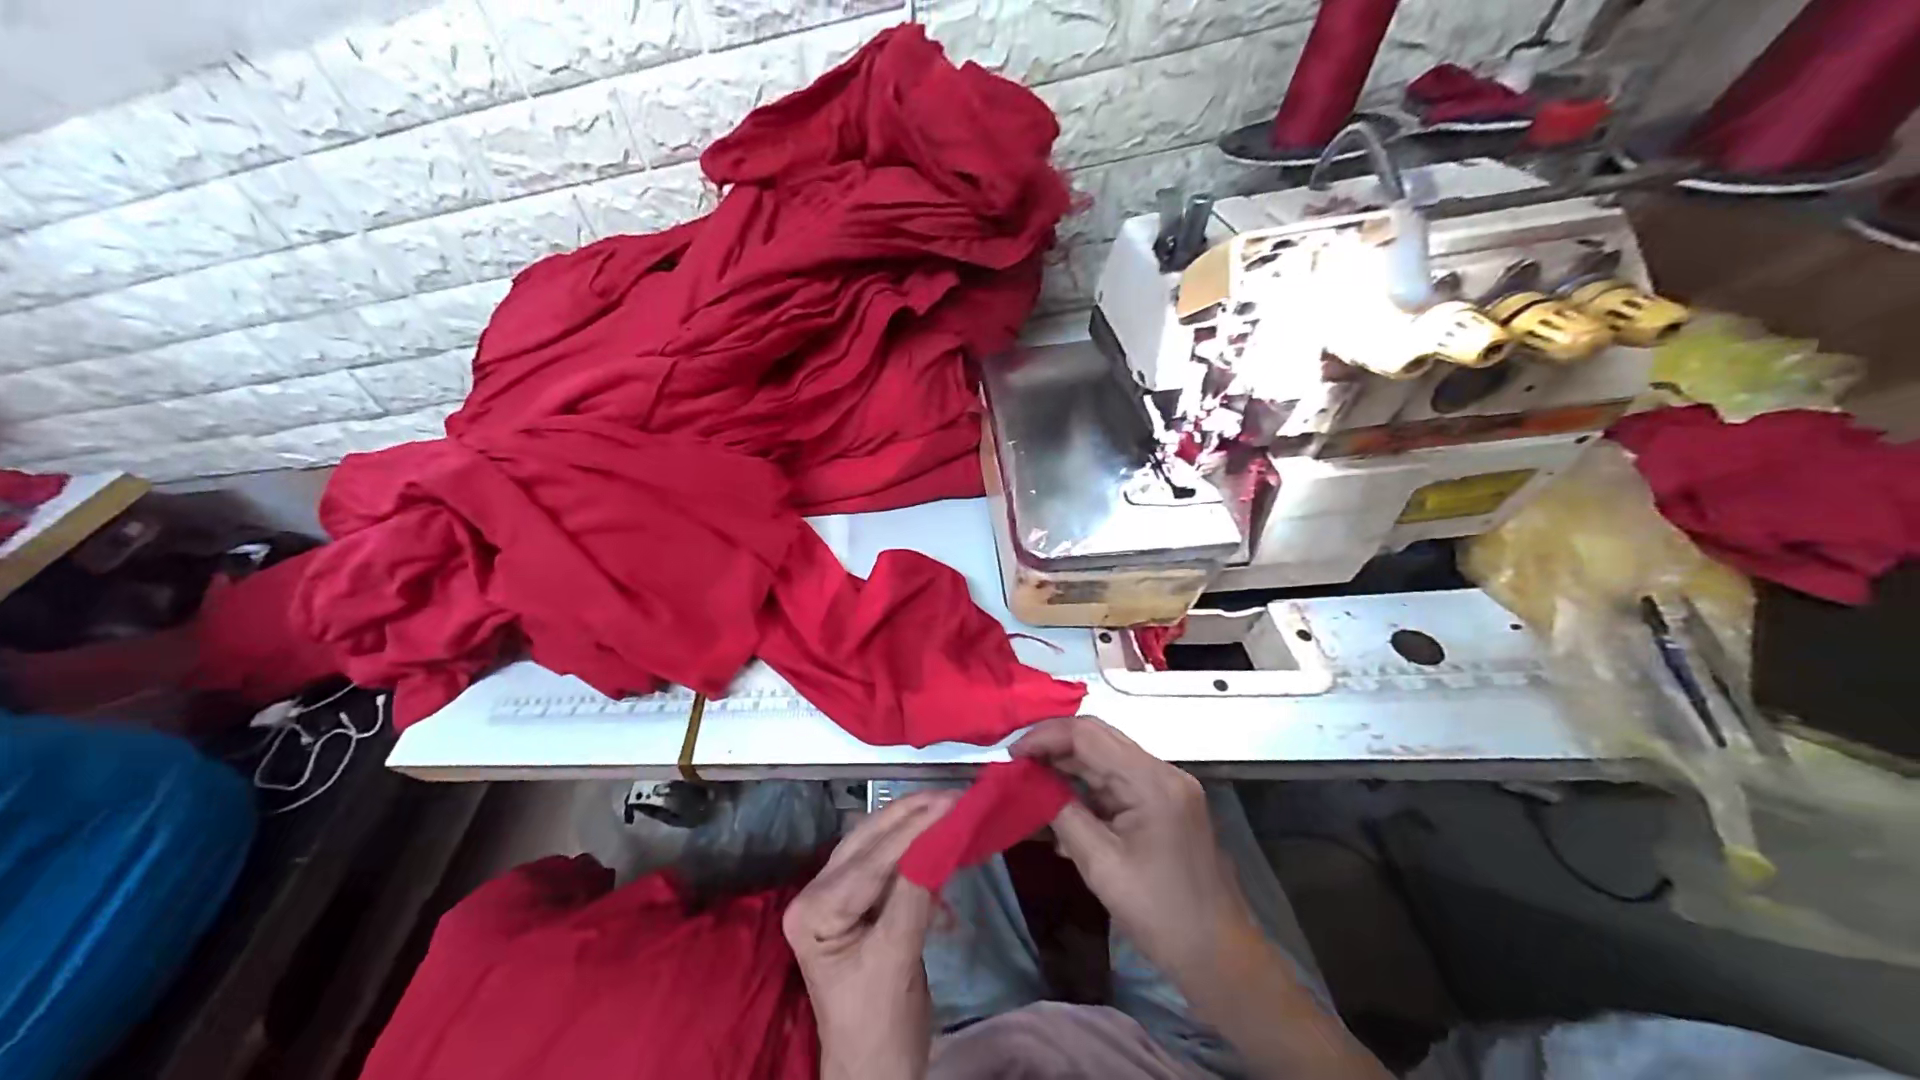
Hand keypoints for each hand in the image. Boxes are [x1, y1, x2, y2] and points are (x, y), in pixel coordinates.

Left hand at [784, 791, 958, 1079]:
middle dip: (911, 817)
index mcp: (812, 910)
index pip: (872, 860)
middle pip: (868, 842)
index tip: (952, 802)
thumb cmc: (880, 1026)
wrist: (874, 1072)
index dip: (914, 828)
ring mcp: (833, 897)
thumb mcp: (896, 961)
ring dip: (913, 828)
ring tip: (950, 808)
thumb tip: (940, 840)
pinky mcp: (855, 903)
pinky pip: (886, 865)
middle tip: (953, 796)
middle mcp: (814, 894)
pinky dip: (914, 853)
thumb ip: (914, 896)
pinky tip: (940, 849)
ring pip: (876, 846)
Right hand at [1015, 717, 1391, 1079]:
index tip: (1010, 754)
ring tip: (1028, 784)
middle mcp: (1163, 773)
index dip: (1045, 737)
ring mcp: (1167, 789)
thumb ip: (1064, 814)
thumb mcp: (1101, 864)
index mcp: (1152, 781)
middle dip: (1053, 747)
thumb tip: (1030, 784)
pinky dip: (1087, 792)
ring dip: (1068, 769)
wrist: (1220, 957)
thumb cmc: (1160, 914)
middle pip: (1099, 740)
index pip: (1088, 735)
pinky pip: (1119, 785)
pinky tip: (1059, 809)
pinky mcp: (1165, 807)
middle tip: (1014, 764)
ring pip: (1107, 761)